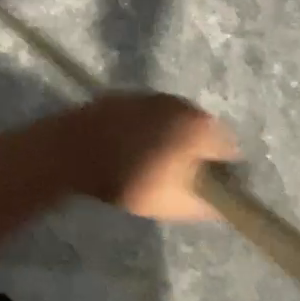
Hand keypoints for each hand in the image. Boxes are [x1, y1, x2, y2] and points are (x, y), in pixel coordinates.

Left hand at [72, 92, 238, 220]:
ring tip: (152, 161)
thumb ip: (207, 205)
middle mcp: (179, 103)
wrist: (70, 149)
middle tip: (180, 175)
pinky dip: (144, 127)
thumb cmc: (127, 178)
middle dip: (196, 150)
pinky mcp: (122, 95)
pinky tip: (129, 145)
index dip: (222, 169)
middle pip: (201, 130)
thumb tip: (220, 204)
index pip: (229, 148)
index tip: (210, 185)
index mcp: (199, 126)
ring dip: (169, 137)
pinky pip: (146, 114)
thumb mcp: (175, 204)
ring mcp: (148, 95)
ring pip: (172, 120)